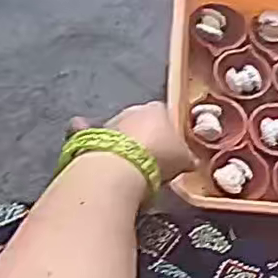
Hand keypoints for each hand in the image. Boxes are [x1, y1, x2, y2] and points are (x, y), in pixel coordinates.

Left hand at [68, 101, 193, 184]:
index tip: (171, 148)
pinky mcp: (86, 136)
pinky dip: (93, 143)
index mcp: (157, 109)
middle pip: (141, 122)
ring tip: (130, 168)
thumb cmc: (160, 157)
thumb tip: (191, 162)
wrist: (121, 167)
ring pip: (118, 132)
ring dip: (123, 145)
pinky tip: (99, 155)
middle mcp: (131, 110)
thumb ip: (187, 157)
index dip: (169, 131)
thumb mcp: (185, 159)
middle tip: (152, 161)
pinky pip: (89, 137)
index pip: (166, 115)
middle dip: (145, 138)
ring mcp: (108, 122)